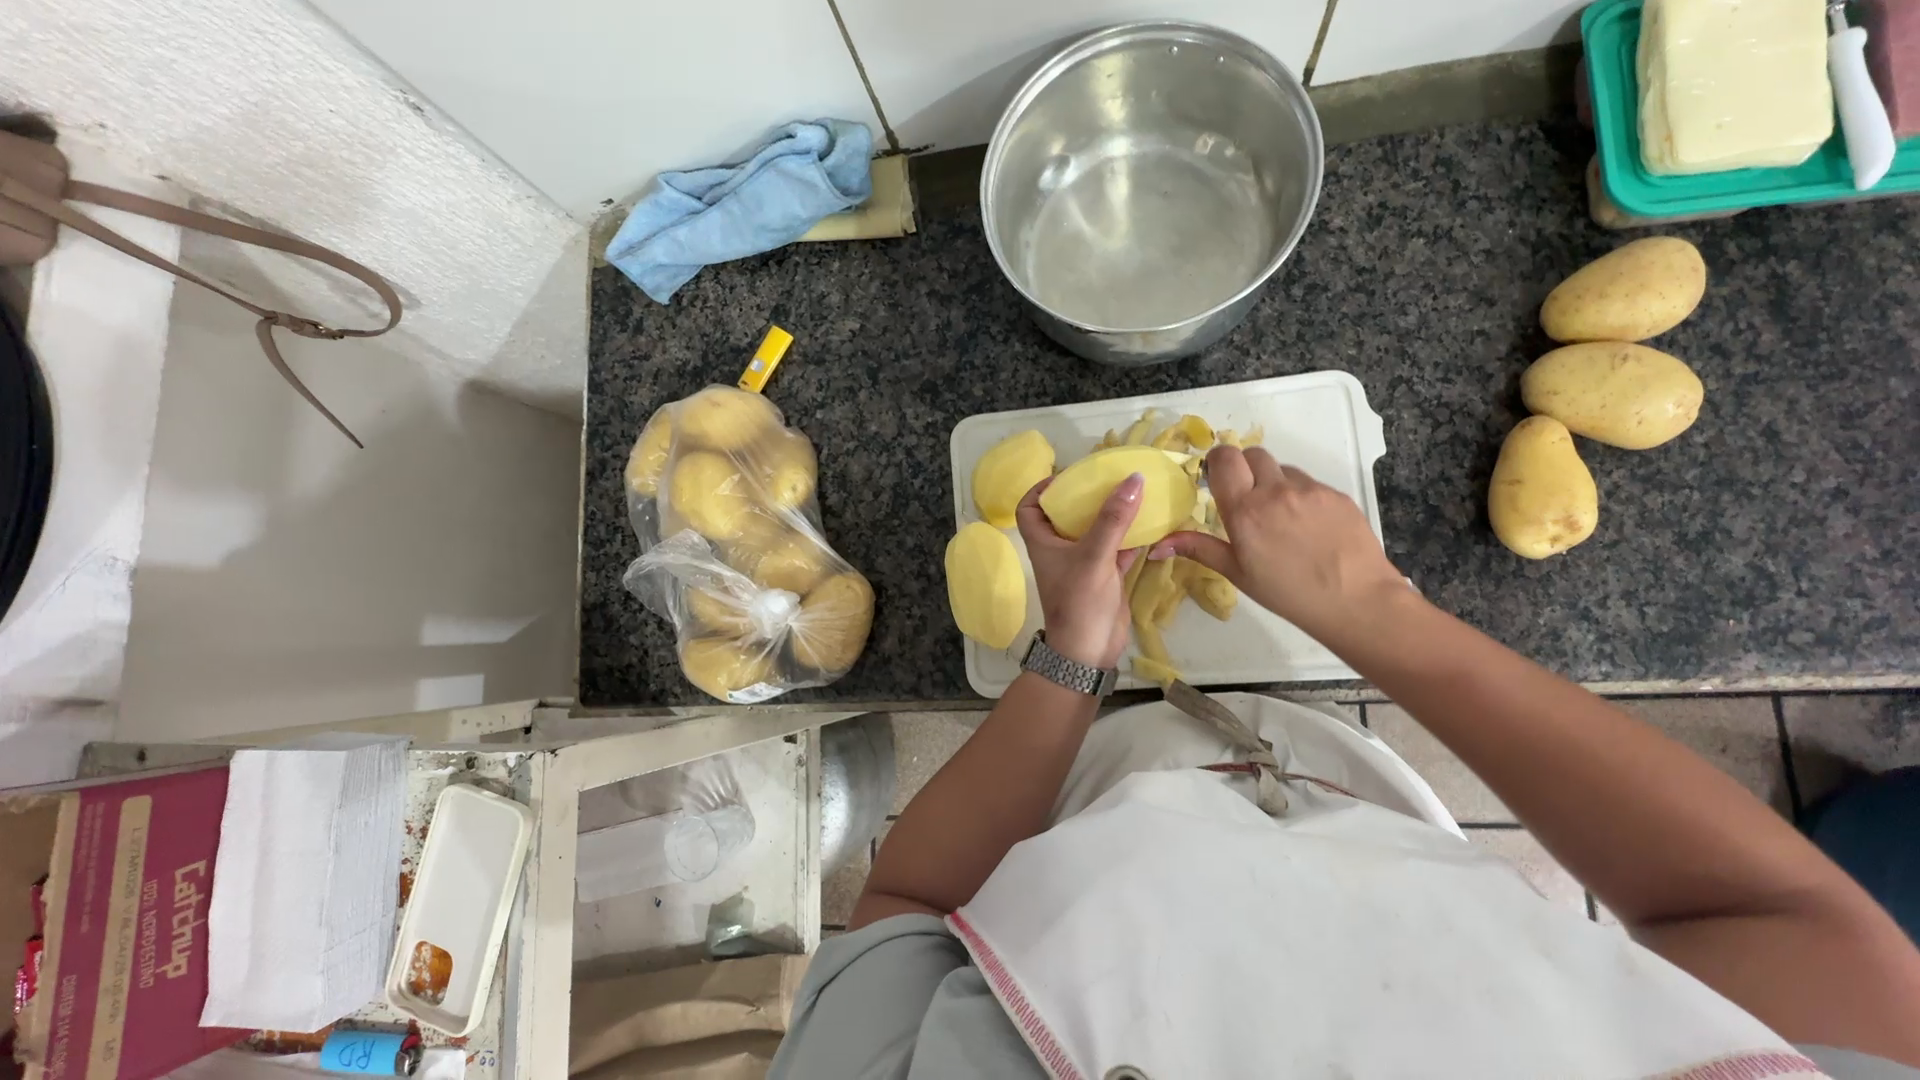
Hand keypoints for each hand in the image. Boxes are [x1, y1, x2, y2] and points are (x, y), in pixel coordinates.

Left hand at [1014, 473, 1143, 668]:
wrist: (1089, 652)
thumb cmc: (1079, 602)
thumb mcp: (1094, 556)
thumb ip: (1113, 519)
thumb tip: (1133, 478)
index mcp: (1044, 543)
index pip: (1029, 508)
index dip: (1040, 489)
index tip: (1065, 476)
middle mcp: (1061, 550)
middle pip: (1067, 514)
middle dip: (1086, 496)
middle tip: (1108, 477)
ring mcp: (1084, 563)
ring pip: (1097, 530)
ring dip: (1113, 514)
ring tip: (1134, 491)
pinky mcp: (1106, 576)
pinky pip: (1118, 548)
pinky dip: (1132, 536)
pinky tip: (1152, 521)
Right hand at [1151, 446, 1409, 642]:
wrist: (1356, 600)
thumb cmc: (1287, 593)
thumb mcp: (1237, 573)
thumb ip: (1198, 549)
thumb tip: (1157, 545)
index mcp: (1245, 511)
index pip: (1224, 459)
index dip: (1217, 461)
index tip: (1215, 477)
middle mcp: (1275, 491)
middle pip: (1252, 454)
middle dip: (1243, 468)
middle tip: (1245, 495)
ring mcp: (1309, 490)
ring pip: (1282, 469)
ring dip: (1273, 482)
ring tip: (1279, 517)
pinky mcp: (1335, 494)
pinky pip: (1309, 484)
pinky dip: (1300, 496)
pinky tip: (1307, 526)